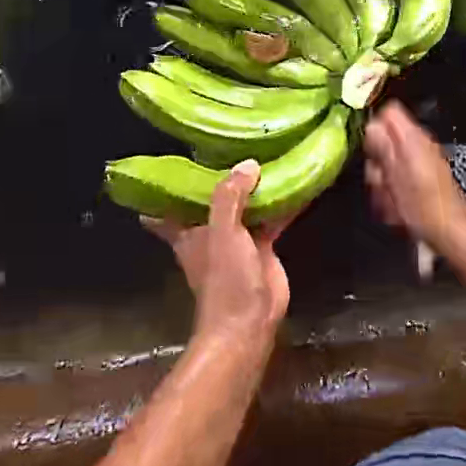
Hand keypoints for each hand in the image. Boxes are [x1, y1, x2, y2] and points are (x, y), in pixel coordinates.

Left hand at [144, 161, 294, 355]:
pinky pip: (272, 217)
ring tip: (272, 156)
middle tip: (237, 146)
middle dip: (222, 179)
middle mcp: (210, 233)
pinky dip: (283, 203)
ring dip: (256, 188)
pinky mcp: (263, 247)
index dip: (168, 188)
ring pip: (246, 207)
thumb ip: (230, 197)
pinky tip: (300, 184)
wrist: (249, 319)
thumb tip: (248, 164)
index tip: (177, 162)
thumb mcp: (222, 232)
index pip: (165, 209)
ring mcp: (238, 240)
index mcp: (189, 232)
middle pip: (212, 201)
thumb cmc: (225, 278)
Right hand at [363, 101, 465, 247]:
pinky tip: (396, 205)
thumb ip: (383, 148)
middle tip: (380, 181)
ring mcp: (422, 160)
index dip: (374, 125)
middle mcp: (420, 144)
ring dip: (383, 179)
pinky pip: (397, 176)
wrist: (448, 229)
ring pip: (388, 161)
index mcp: (414, 138)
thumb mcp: (396, 177)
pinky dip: (393, 189)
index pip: (390, 112)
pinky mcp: (421, 177)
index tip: (367, 146)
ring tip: (389, 197)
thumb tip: (371, 125)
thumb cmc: (423, 206)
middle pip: (385, 139)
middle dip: (376, 160)